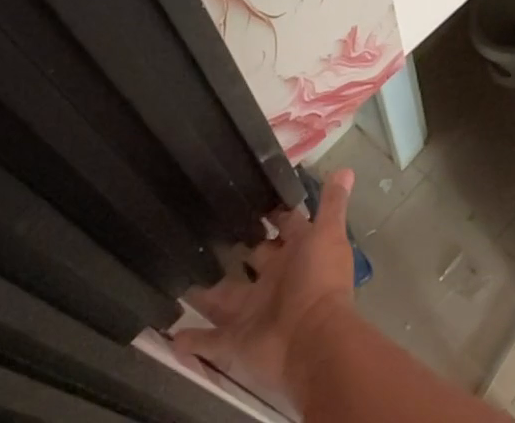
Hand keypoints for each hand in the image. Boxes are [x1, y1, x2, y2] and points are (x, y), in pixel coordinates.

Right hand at [179, 167, 358, 397]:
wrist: (313, 345)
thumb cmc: (319, 282)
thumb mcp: (328, 235)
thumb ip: (332, 204)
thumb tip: (346, 170)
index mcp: (297, 255)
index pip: (283, 227)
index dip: (269, 212)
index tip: (243, 193)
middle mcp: (276, 282)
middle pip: (250, 260)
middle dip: (231, 248)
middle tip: (199, 228)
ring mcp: (254, 313)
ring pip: (223, 297)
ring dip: (203, 290)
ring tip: (174, 272)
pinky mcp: (237, 341)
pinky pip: (210, 340)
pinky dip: (191, 340)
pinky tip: (168, 333)